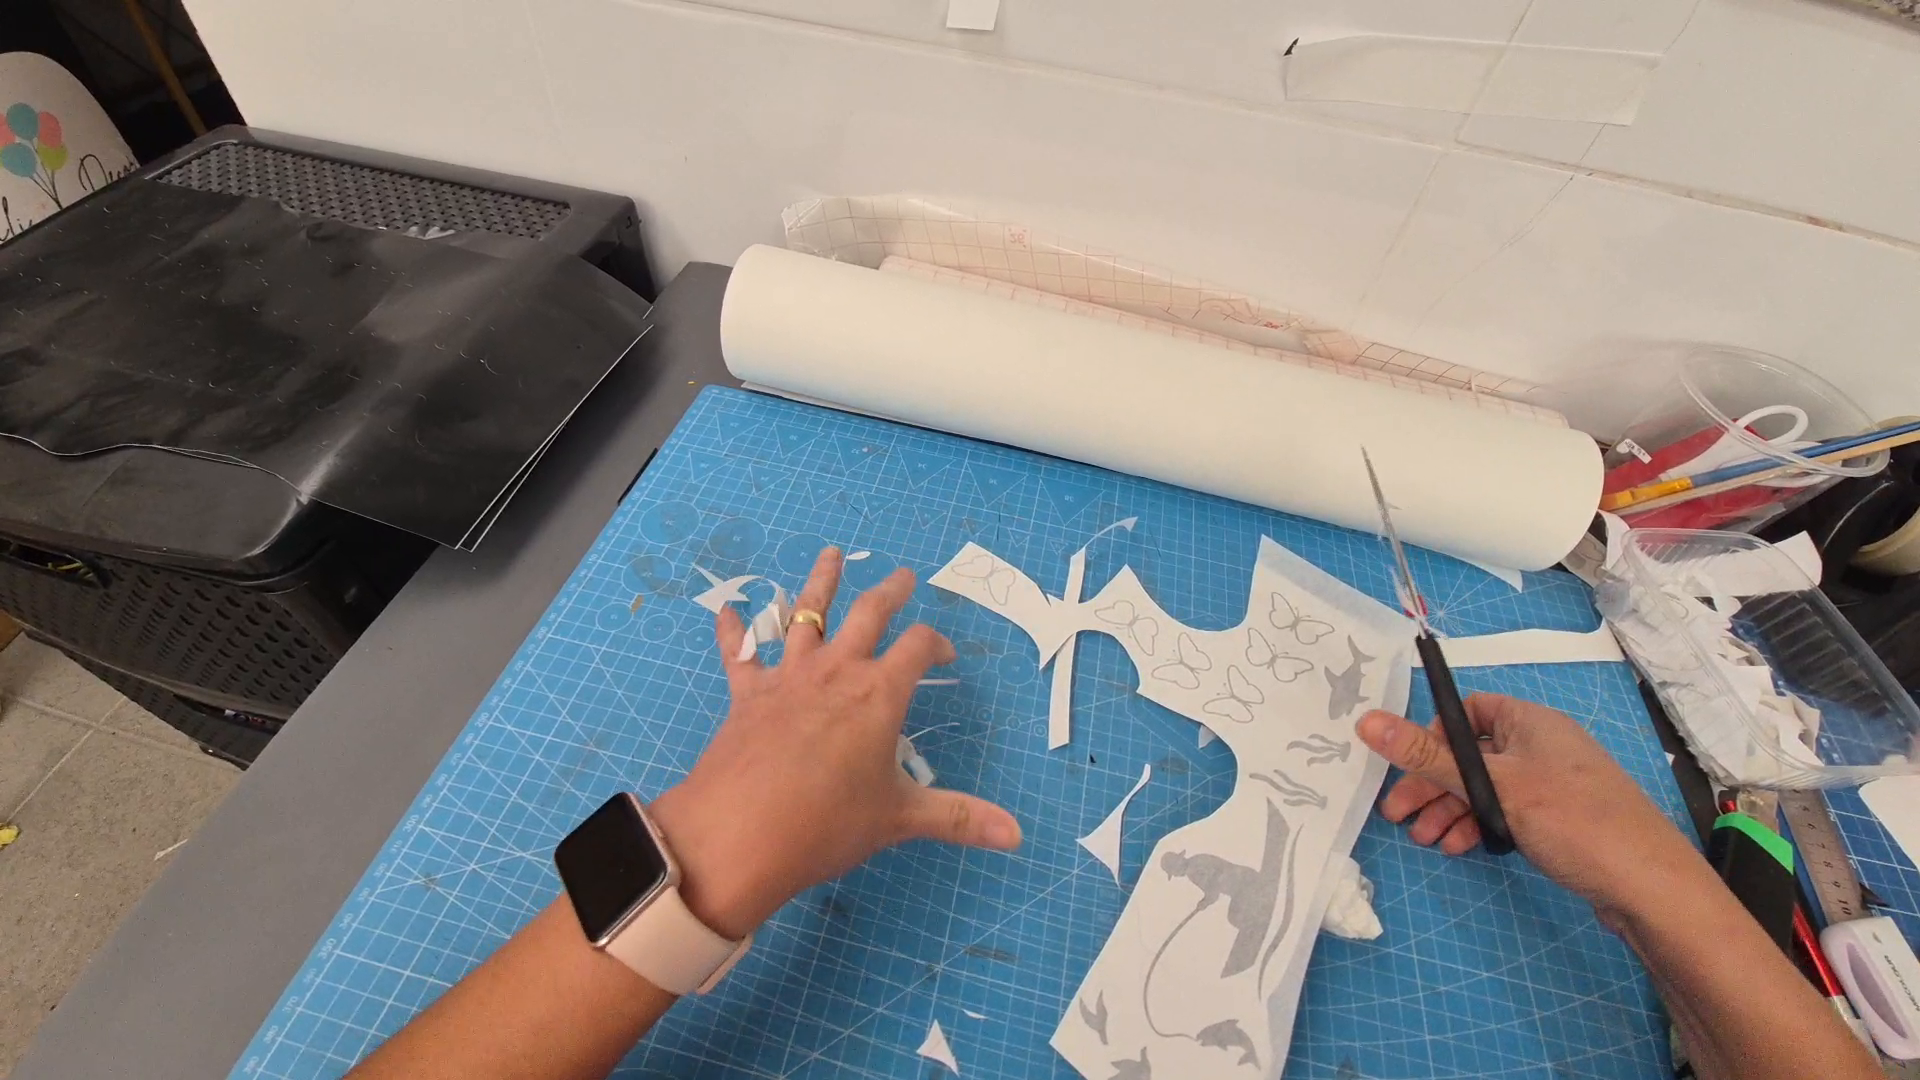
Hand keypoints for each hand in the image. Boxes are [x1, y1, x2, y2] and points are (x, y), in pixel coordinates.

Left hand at [648, 547, 1021, 940]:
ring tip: (831, 554)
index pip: (919, 646)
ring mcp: (789, 676)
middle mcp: (837, 670)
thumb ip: (959, 818)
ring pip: (806, 615)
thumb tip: (1018, 835)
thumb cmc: (827, 823)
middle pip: (869, 613)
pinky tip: (726, 610)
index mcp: (879, 692)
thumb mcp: (899, 818)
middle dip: (890, 591)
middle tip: (904, 575)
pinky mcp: (748, 692)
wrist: (739, 835)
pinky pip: (739, 653)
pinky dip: (732, 631)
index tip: (945, 655)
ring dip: (821, 582)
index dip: (937, 643)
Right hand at [1355, 694, 1704, 924]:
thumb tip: (1364, 719)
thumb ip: (1425, 755)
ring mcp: (1551, 784)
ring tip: (1423, 838)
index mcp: (1530, 723)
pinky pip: (1503, 810)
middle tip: (1397, 812)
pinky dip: (1476, 824)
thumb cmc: (1573, 822)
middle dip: (1430, 783)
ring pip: (1482, 786)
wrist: (1656, 895)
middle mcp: (1540, 746)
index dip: (1433, 733)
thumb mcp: (1492, 786)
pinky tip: (1459, 846)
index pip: (1467, 709)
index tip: (1410, 762)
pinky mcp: (1558, 819)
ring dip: (1448, 809)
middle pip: (1467, 753)